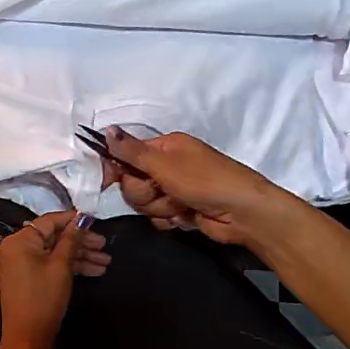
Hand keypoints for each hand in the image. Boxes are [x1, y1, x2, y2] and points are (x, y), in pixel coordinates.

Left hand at [0, 210, 109, 348]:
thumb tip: (81, 219)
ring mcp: (21, 263)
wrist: (28, 337)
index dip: (73, 220)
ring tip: (106, 262)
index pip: (49, 221)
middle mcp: (17, 247)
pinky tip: (94, 271)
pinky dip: (70, 267)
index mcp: (19, 240)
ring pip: (54, 252)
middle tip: (105, 246)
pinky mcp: (28, 277)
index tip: (96, 220)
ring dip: (80, 256)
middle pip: (53, 237)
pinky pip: (50, 264)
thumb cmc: (43, 298)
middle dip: (81, 242)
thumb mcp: (61, 266)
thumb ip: (71, 239)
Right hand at [101, 128, 287, 245]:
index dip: (117, 168)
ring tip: (181, 205)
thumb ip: (131, 151)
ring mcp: (173, 189)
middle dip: (144, 193)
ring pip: (143, 202)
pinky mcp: (179, 210)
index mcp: (164, 146)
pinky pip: (156, 216)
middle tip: (163, 191)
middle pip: (131, 183)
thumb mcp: (164, 163)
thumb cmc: (205, 180)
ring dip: (160, 207)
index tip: (110, 180)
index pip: (126, 155)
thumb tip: (106, 130)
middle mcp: (167, 166)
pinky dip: (168, 219)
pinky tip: (185, 216)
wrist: (242, 212)